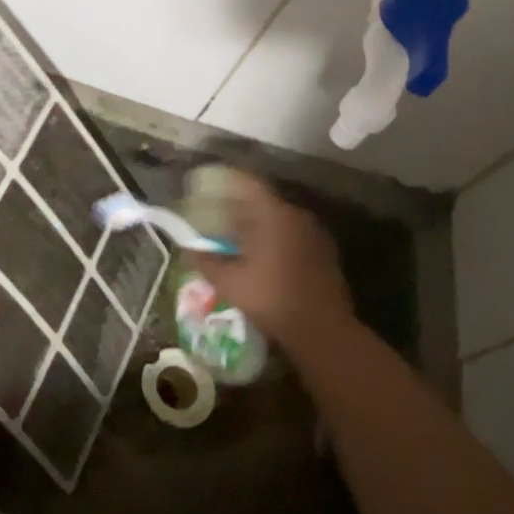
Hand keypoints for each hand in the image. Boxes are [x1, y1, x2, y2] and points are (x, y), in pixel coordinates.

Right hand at [191, 169, 352, 354]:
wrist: (323, 330)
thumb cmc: (270, 299)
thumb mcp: (227, 282)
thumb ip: (205, 260)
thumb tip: (189, 248)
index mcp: (272, 214)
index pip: (245, 183)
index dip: (222, 182)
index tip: (204, 188)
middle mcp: (296, 215)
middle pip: (261, 201)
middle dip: (237, 208)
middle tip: (215, 218)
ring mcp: (314, 233)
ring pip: (278, 219)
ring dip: (257, 225)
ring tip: (236, 241)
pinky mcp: (325, 251)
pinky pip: (292, 235)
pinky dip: (274, 239)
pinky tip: (262, 259)